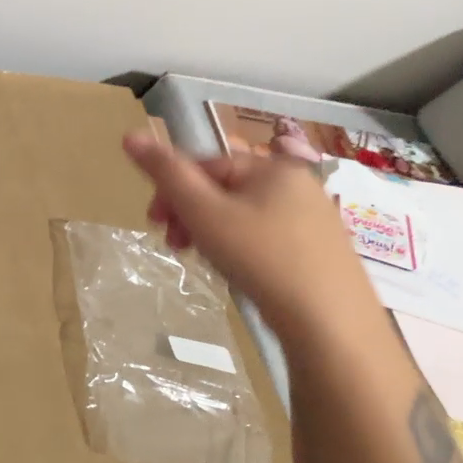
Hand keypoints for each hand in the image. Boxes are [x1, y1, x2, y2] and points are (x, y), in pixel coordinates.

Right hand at [121, 133, 377, 343]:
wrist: (332, 327)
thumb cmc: (260, 258)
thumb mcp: (201, 210)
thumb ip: (164, 171)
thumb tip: (130, 135)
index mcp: (274, 168)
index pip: (203, 165)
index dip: (171, 191)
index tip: (154, 221)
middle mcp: (299, 186)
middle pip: (221, 189)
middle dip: (188, 213)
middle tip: (174, 244)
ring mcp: (315, 220)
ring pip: (239, 214)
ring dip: (208, 231)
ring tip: (201, 259)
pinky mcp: (321, 251)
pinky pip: (263, 235)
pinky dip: (238, 247)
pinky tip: (234, 270)